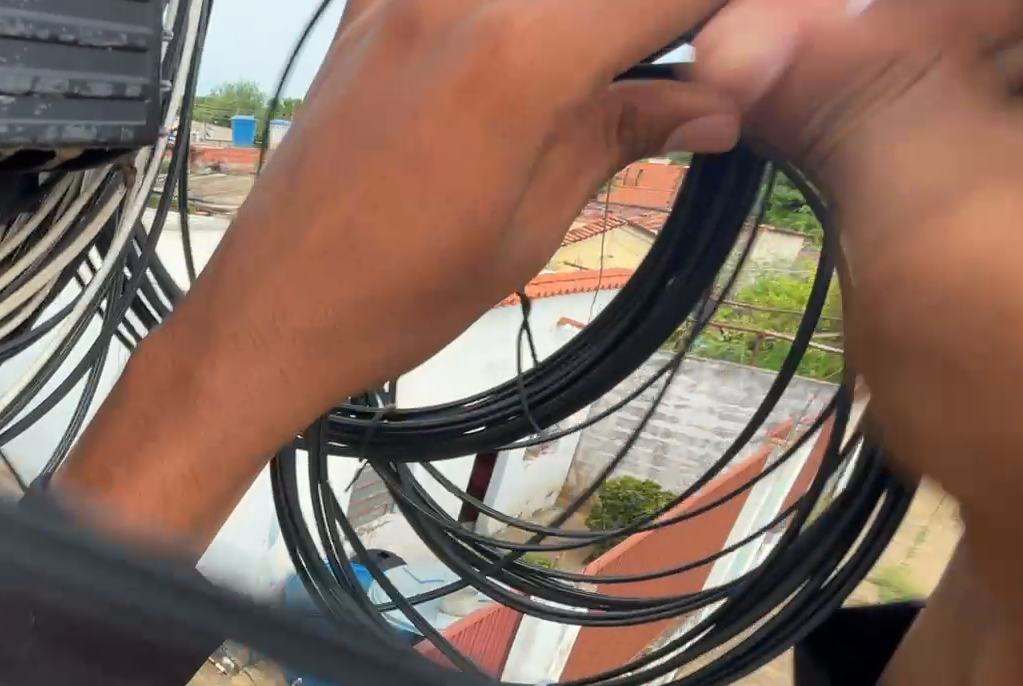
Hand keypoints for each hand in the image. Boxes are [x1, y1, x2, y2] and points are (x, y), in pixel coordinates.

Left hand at [59, 0, 739, 544]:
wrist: (267, 319)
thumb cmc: (387, 305)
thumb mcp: (520, 236)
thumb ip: (615, 140)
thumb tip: (710, 103)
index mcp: (525, 53)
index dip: (738, 14)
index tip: (755, 44)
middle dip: (644, 23)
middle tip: (664, 69)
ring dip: (571, 23)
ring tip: (584, 75)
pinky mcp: (357, 17)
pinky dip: (492, 14)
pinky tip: (510, 43)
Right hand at [694, 3, 1022, 685]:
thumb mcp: (947, 225)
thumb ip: (853, 100)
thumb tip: (736, 27)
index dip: (926, 7)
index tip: (808, 48)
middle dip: (946, 39)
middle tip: (817, 101)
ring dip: (965, 87)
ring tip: (864, 158)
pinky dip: (1006, 130)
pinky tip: (934, 187)